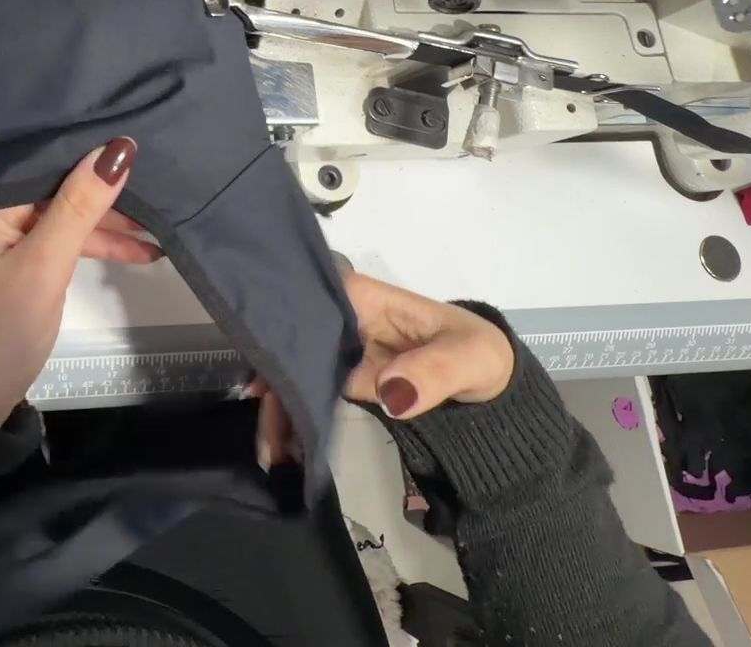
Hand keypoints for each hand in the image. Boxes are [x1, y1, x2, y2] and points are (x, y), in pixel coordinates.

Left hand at [0, 138, 159, 424]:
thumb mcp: (42, 266)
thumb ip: (79, 207)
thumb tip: (118, 149)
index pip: (43, 155)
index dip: (90, 148)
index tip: (140, 140)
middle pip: (58, 181)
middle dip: (106, 186)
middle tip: (164, 179)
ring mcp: (6, 230)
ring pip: (67, 210)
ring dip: (110, 220)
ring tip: (165, 222)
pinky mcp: (22, 255)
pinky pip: (66, 236)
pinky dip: (98, 243)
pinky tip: (142, 250)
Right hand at [253, 271, 514, 464]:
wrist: (492, 388)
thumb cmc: (479, 356)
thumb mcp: (471, 358)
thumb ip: (434, 372)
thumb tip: (388, 391)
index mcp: (360, 297)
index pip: (305, 300)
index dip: (279, 327)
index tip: (265, 364)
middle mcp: (339, 318)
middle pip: (289, 339)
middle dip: (269, 376)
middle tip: (259, 423)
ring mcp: (337, 349)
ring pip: (292, 370)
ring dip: (277, 406)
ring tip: (270, 453)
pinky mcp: (340, 377)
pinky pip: (307, 394)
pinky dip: (292, 419)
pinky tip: (280, 451)